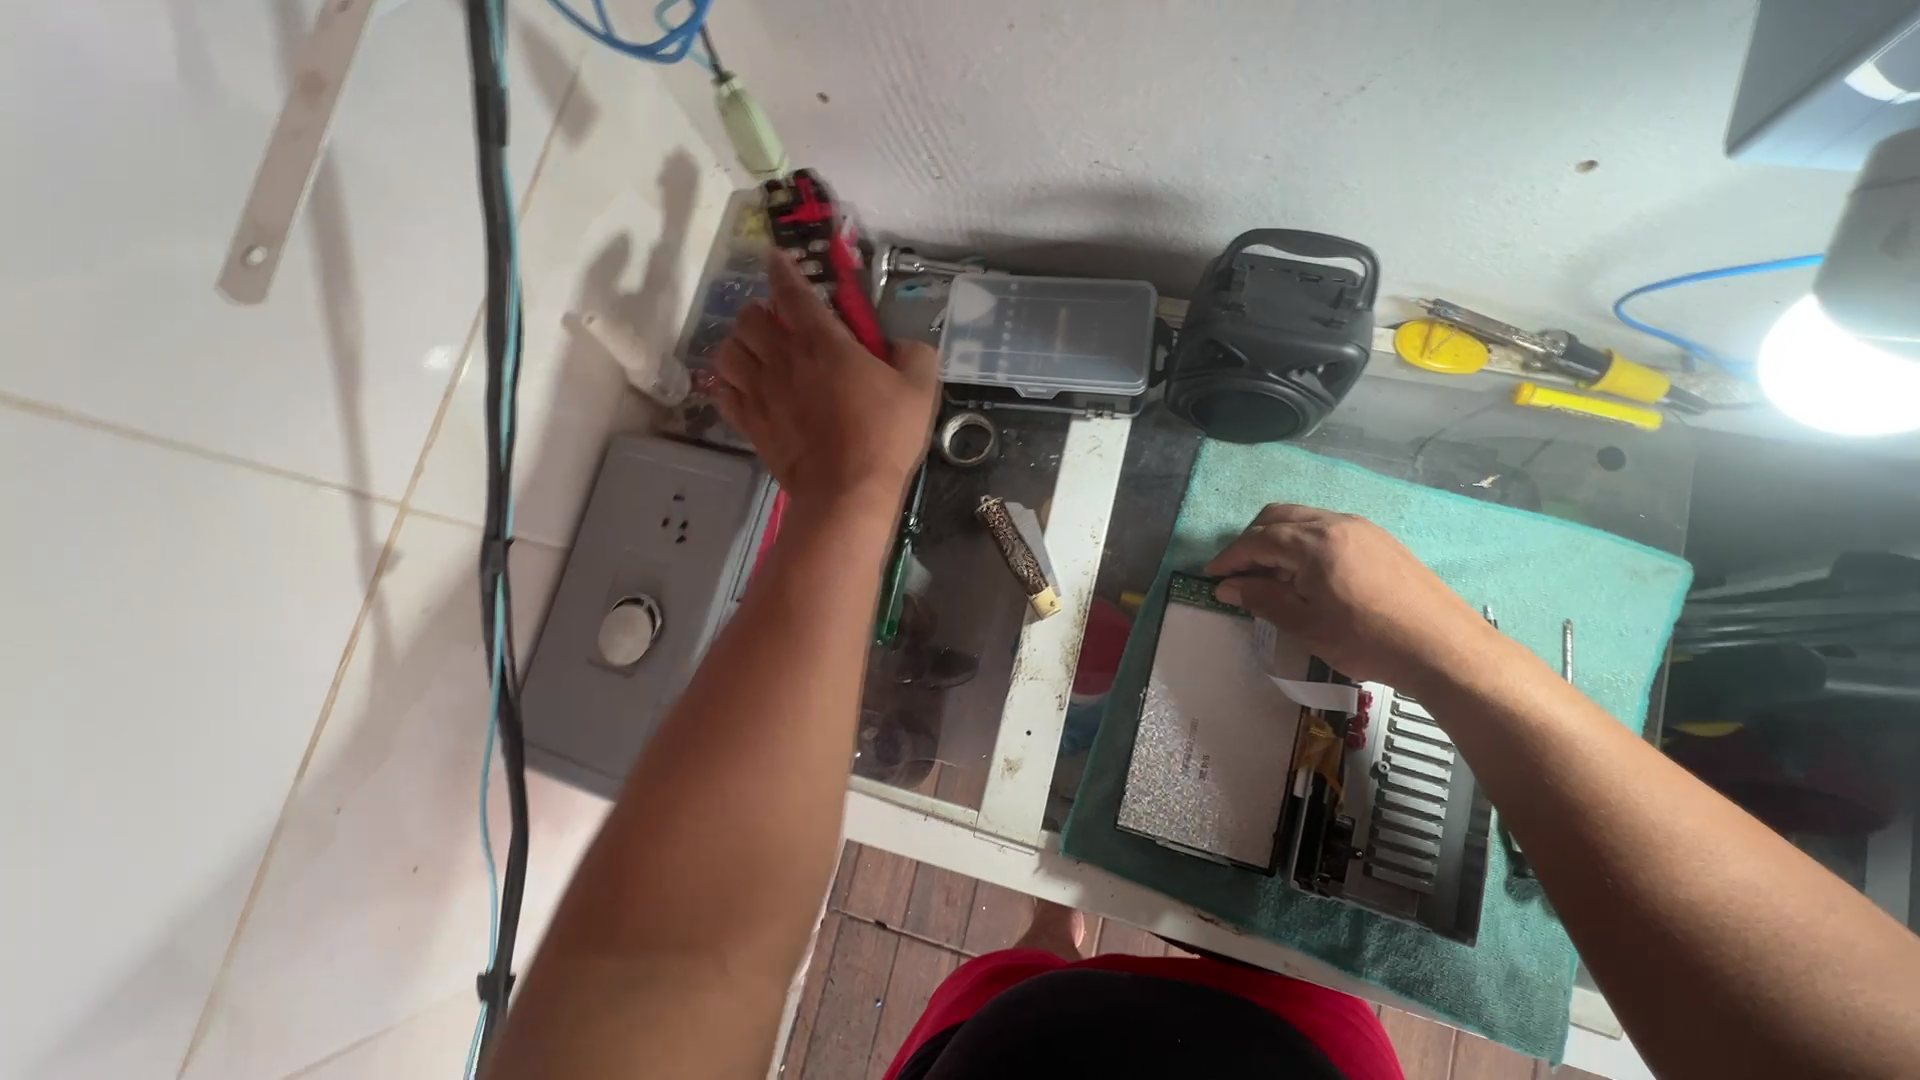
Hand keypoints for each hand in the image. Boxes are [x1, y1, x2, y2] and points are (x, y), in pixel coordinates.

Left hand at [713, 250, 939, 511]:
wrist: (847, 492)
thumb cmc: (885, 437)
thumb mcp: (920, 390)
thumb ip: (914, 355)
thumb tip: (902, 345)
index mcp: (823, 342)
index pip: (792, 291)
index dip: (781, 269)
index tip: (774, 258)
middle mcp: (783, 359)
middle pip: (748, 318)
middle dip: (760, 312)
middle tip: (778, 324)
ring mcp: (761, 392)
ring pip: (727, 351)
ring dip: (739, 346)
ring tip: (757, 355)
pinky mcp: (750, 424)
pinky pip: (723, 392)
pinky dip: (729, 384)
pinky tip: (744, 388)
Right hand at [1205, 504, 1501, 691]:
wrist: (1444, 648)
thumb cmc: (1368, 641)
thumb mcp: (1306, 626)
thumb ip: (1262, 599)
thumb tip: (1227, 586)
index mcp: (1314, 543)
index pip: (1257, 539)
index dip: (1229, 557)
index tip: (1211, 577)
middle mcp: (1336, 523)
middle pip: (1277, 517)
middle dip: (1250, 541)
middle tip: (1238, 573)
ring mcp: (1361, 527)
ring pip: (1303, 518)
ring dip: (1277, 539)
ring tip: (1270, 575)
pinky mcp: (1379, 539)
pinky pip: (1327, 527)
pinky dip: (1304, 541)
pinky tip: (1307, 574)